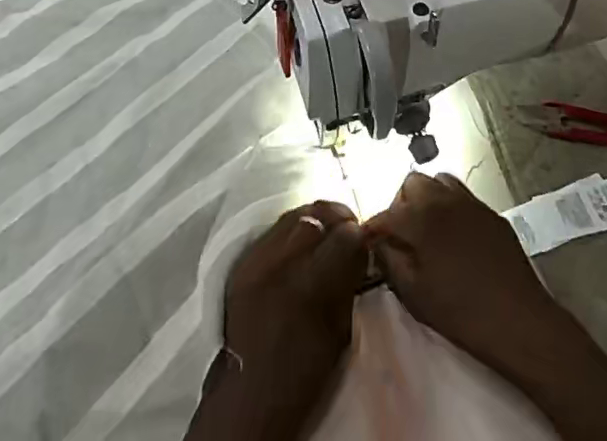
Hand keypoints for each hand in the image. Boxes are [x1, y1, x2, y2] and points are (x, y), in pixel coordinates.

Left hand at [186, 201, 367, 440]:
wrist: (248, 390)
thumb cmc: (304, 370)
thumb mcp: (340, 331)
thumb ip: (348, 282)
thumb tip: (359, 248)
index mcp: (309, 286)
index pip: (342, 237)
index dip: (358, 234)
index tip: (366, 238)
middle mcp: (278, 263)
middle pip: (314, 217)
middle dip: (336, 219)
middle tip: (349, 228)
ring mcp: (255, 258)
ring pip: (291, 216)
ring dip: (314, 218)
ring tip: (327, 230)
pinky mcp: (241, 259)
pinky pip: (272, 229)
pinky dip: (292, 228)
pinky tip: (302, 240)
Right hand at [366, 174, 606, 439]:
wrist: (522, 325)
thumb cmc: (461, 313)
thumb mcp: (412, 294)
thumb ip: (388, 260)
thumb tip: (379, 243)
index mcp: (419, 218)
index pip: (384, 214)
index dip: (372, 229)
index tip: (367, 243)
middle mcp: (443, 200)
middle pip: (410, 184)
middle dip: (400, 204)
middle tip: (401, 234)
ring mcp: (471, 204)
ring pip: (438, 181)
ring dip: (426, 198)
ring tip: (427, 228)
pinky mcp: (492, 215)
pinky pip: (462, 197)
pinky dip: (450, 206)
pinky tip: (454, 235)